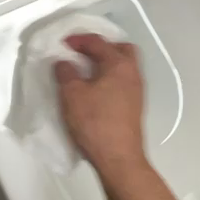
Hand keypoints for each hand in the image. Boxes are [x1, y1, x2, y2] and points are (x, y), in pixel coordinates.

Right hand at [56, 34, 185, 199]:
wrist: (119, 159)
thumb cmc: (95, 123)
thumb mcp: (72, 95)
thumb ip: (66, 73)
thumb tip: (64, 62)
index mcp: (119, 65)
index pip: (99, 43)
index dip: (79, 40)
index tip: (62, 44)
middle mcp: (132, 74)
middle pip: (122, 49)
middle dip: (102, 47)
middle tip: (82, 53)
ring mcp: (137, 91)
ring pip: (124, 66)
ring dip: (106, 64)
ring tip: (85, 71)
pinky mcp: (135, 107)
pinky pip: (123, 82)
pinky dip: (109, 78)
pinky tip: (95, 90)